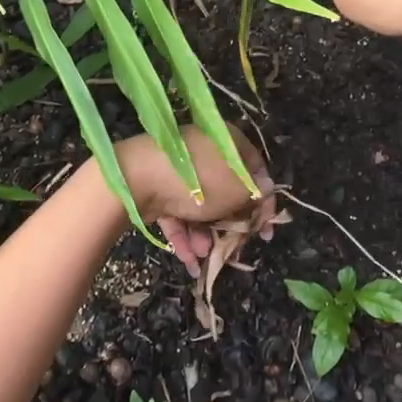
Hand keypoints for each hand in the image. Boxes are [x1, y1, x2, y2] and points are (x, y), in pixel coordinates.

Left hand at [115, 124, 274, 276]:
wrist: (136, 178)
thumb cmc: (197, 182)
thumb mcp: (237, 191)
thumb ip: (255, 194)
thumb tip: (265, 189)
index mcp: (226, 141)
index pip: (254, 169)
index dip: (264, 201)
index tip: (265, 230)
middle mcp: (202, 150)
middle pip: (225, 190)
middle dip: (229, 224)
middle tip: (233, 249)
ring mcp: (177, 167)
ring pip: (200, 204)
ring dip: (205, 234)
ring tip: (203, 254)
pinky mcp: (156, 184)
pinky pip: (177, 210)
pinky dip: (184, 233)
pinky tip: (188, 259)